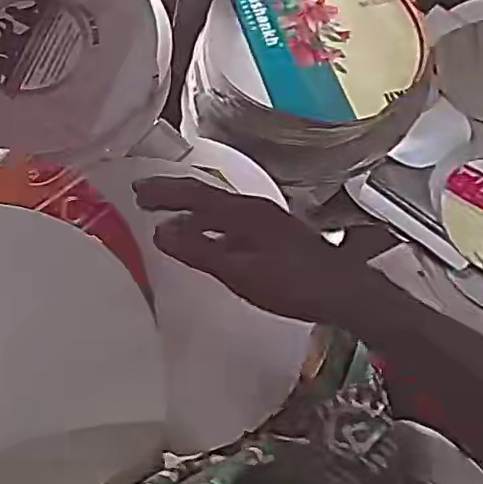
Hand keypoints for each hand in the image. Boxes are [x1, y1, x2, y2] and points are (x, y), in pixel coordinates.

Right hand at [133, 176, 359, 322]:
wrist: (345, 293)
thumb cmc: (292, 283)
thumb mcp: (239, 271)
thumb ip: (199, 250)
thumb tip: (160, 232)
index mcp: (243, 212)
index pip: (194, 194)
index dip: (164, 192)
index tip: (137, 191)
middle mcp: (253, 208)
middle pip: (206, 194)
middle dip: (173, 193)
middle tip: (144, 195)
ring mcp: (266, 219)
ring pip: (218, 206)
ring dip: (190, 207)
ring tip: (168, 213)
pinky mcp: (274, 234)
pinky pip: (230, 219)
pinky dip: (209, 222)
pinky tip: (208, 236)